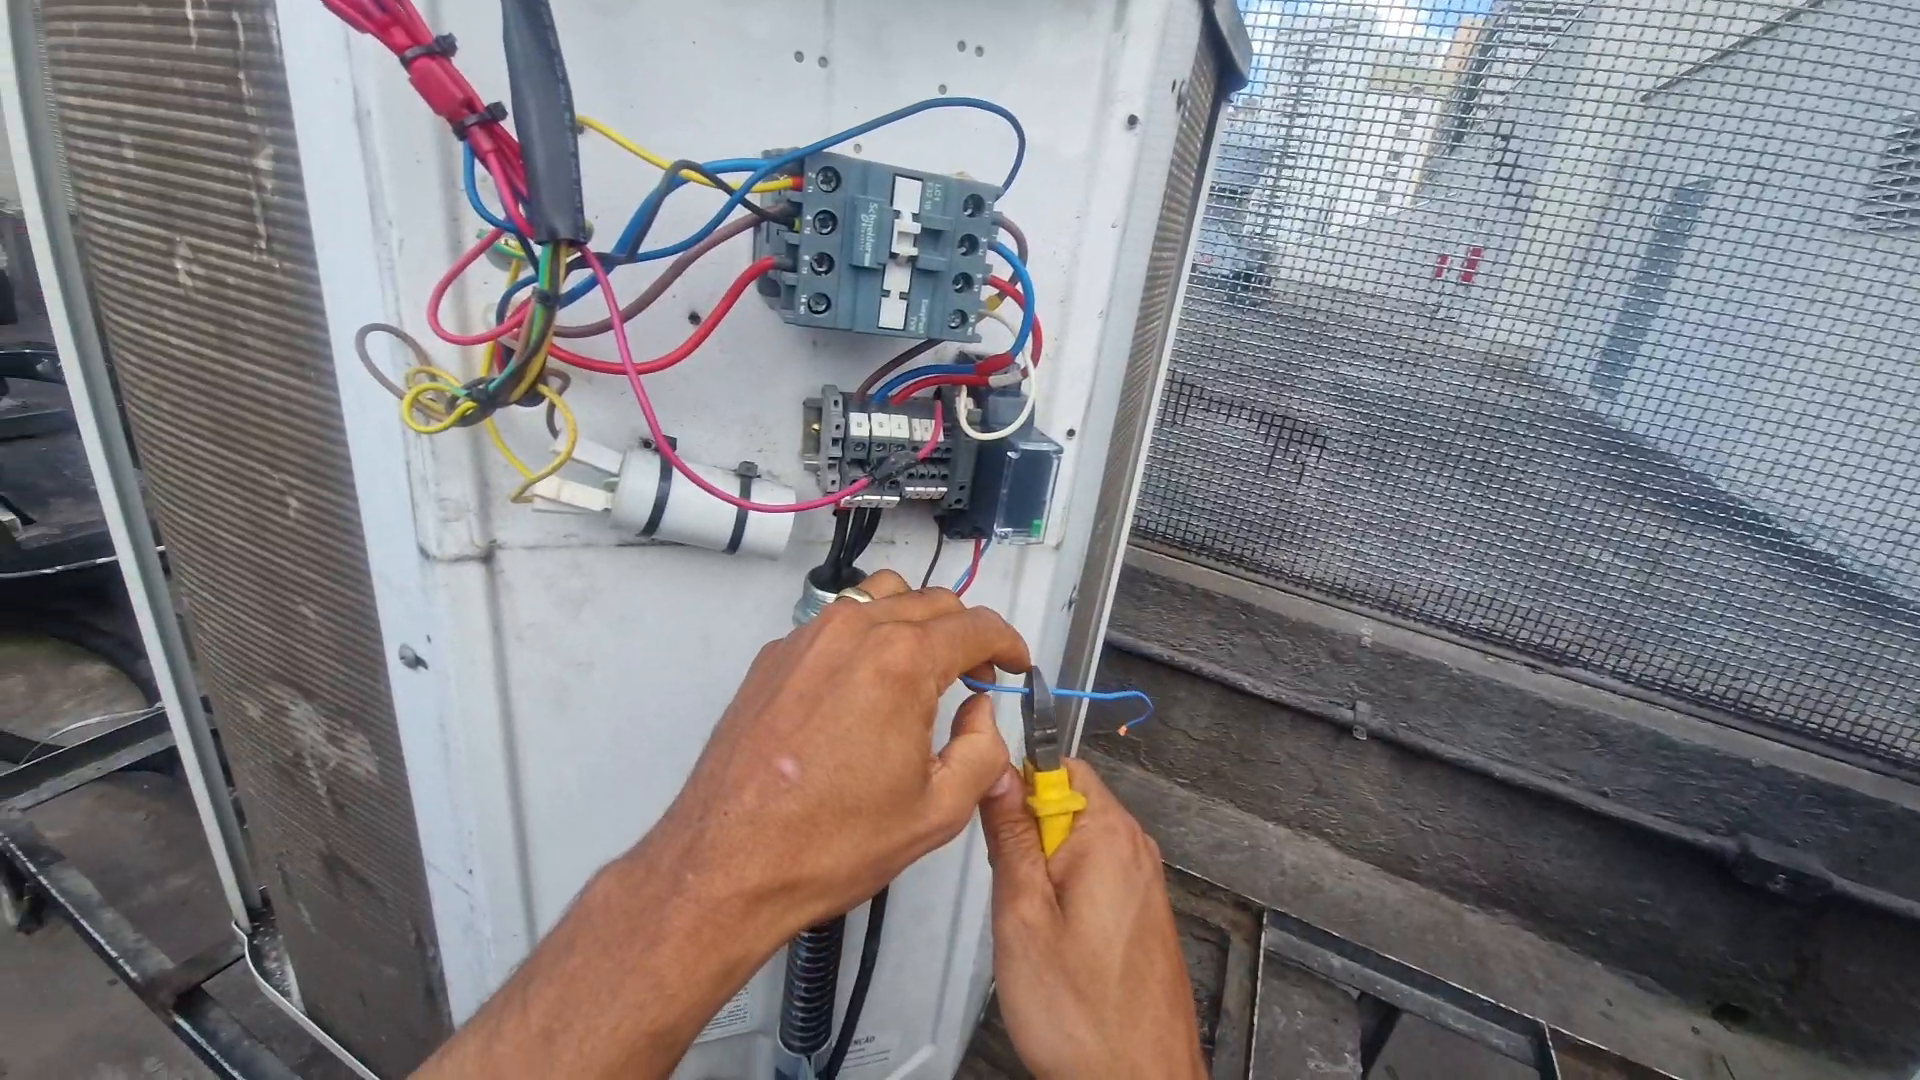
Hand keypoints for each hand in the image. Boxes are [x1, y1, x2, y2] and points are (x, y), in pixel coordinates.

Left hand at [661, 569, 1029, 935]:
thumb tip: (979, 711)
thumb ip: (982, 749)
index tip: (1014, 663)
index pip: (977, 626)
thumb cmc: (835, 842)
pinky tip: (863, 686)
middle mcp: (855, 631)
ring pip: (881, 597)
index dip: (1007, 643)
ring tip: (922, 668)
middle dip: (965, 632)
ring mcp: (807, 637)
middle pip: (932, 601)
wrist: (729, 863)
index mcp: (903, 661)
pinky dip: (866, 636)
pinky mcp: (775, 655)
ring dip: (915, 620)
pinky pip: (836, 622)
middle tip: (974, 674)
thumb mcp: (938, 810)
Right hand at [982, 759, 1205, 1079]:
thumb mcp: (1023, 915)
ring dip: (1048, 868)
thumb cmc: (1084, 1017)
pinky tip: (1060, 942)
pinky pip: (1098, 875)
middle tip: (1016, 890)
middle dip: (1031, 835)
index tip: (999, 825)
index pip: (1061, 767)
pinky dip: (1070, 893)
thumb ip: (1010, 837)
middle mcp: (1136, 849)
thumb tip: (1000, 774)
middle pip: (1070, 803)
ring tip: (1036, 923)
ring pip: (1079, 842)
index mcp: (1109, 836)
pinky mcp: (1144, 911)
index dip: (1020, 788)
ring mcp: (1144, 881)